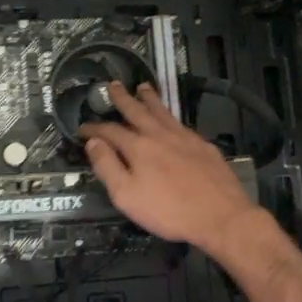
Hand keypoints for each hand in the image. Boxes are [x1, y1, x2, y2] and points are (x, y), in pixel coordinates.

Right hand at [81, 81, 265, 247]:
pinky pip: (181, 123)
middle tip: (114, 85)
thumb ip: (108, 167)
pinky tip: (171, 119)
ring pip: (163, 112)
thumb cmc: (168, 211)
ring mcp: (185, 138)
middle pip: (138, 111)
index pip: (110, 131)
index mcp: (138, 147)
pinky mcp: (203, 146)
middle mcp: (160, 135)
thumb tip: (94, 143)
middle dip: (123, 99)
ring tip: (143, 87)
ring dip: (150, 99)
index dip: (94, 128)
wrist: (219, 216)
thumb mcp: (127, 195)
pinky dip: (171, 116)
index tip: (82, 128)